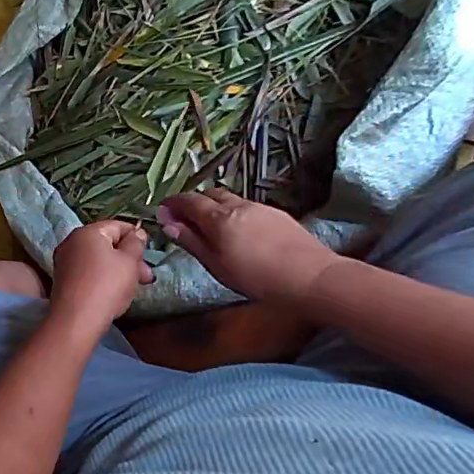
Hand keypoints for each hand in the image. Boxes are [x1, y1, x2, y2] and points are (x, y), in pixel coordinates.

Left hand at [51, 220, 154, 323]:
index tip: (148, 254)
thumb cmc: (107, 286)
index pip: (118, 226)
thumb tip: (138, 232)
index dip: (136, 237)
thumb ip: (136, 244)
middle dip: (130, 258)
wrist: (76, 321)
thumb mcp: (129, 262)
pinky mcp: (63, 280)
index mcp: (88, 232)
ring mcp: (65, 261)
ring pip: (99, 259)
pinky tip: (115, 292)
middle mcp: (72, 242)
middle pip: (108, 243)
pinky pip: (89, 271)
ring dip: (119, 269)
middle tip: (146, 276)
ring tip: (135, 286)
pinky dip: (104, 277)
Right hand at [157, 188, 339, 302]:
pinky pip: (248, 207)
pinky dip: (235, 213)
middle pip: (210, 194)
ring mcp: (260, 207)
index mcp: (219, 218)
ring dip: (216, 207)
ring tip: (211, 227)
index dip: (174, 203)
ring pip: (231, 199)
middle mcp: (238, 205)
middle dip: (194, 202)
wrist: (309, 276)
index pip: (189, 201)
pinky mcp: (277, 214)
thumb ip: (192, 242)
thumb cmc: (257, 279)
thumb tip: (169, 223)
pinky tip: (239, 232)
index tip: (163, 210)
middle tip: (185, 218)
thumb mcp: (217, 265)